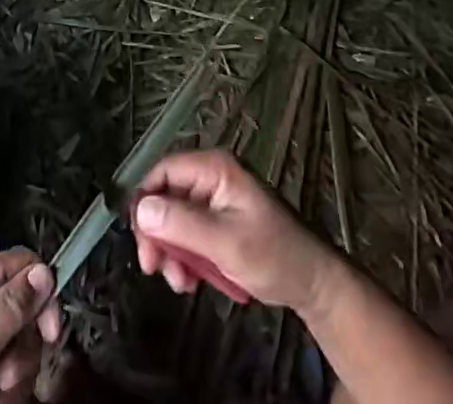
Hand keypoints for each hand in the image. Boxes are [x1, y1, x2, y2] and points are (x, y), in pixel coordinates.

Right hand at [131, 149, 339, 311]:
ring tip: (180, 282)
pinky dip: (183, 256)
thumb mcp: (225, 242)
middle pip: (165, 196)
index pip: (163, 171)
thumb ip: (182, 224)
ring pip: (172, 219)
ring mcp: (214, 200)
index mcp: (215, 169)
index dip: (145, 202)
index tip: (140, 240)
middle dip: (157, 234)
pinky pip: (187, 233)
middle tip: (153, 268)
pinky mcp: (217, 222)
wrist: (312, 282)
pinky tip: (190, 280)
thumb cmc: (274, 255)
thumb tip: (140, 208)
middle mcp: (211, 177)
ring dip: (169, 251)